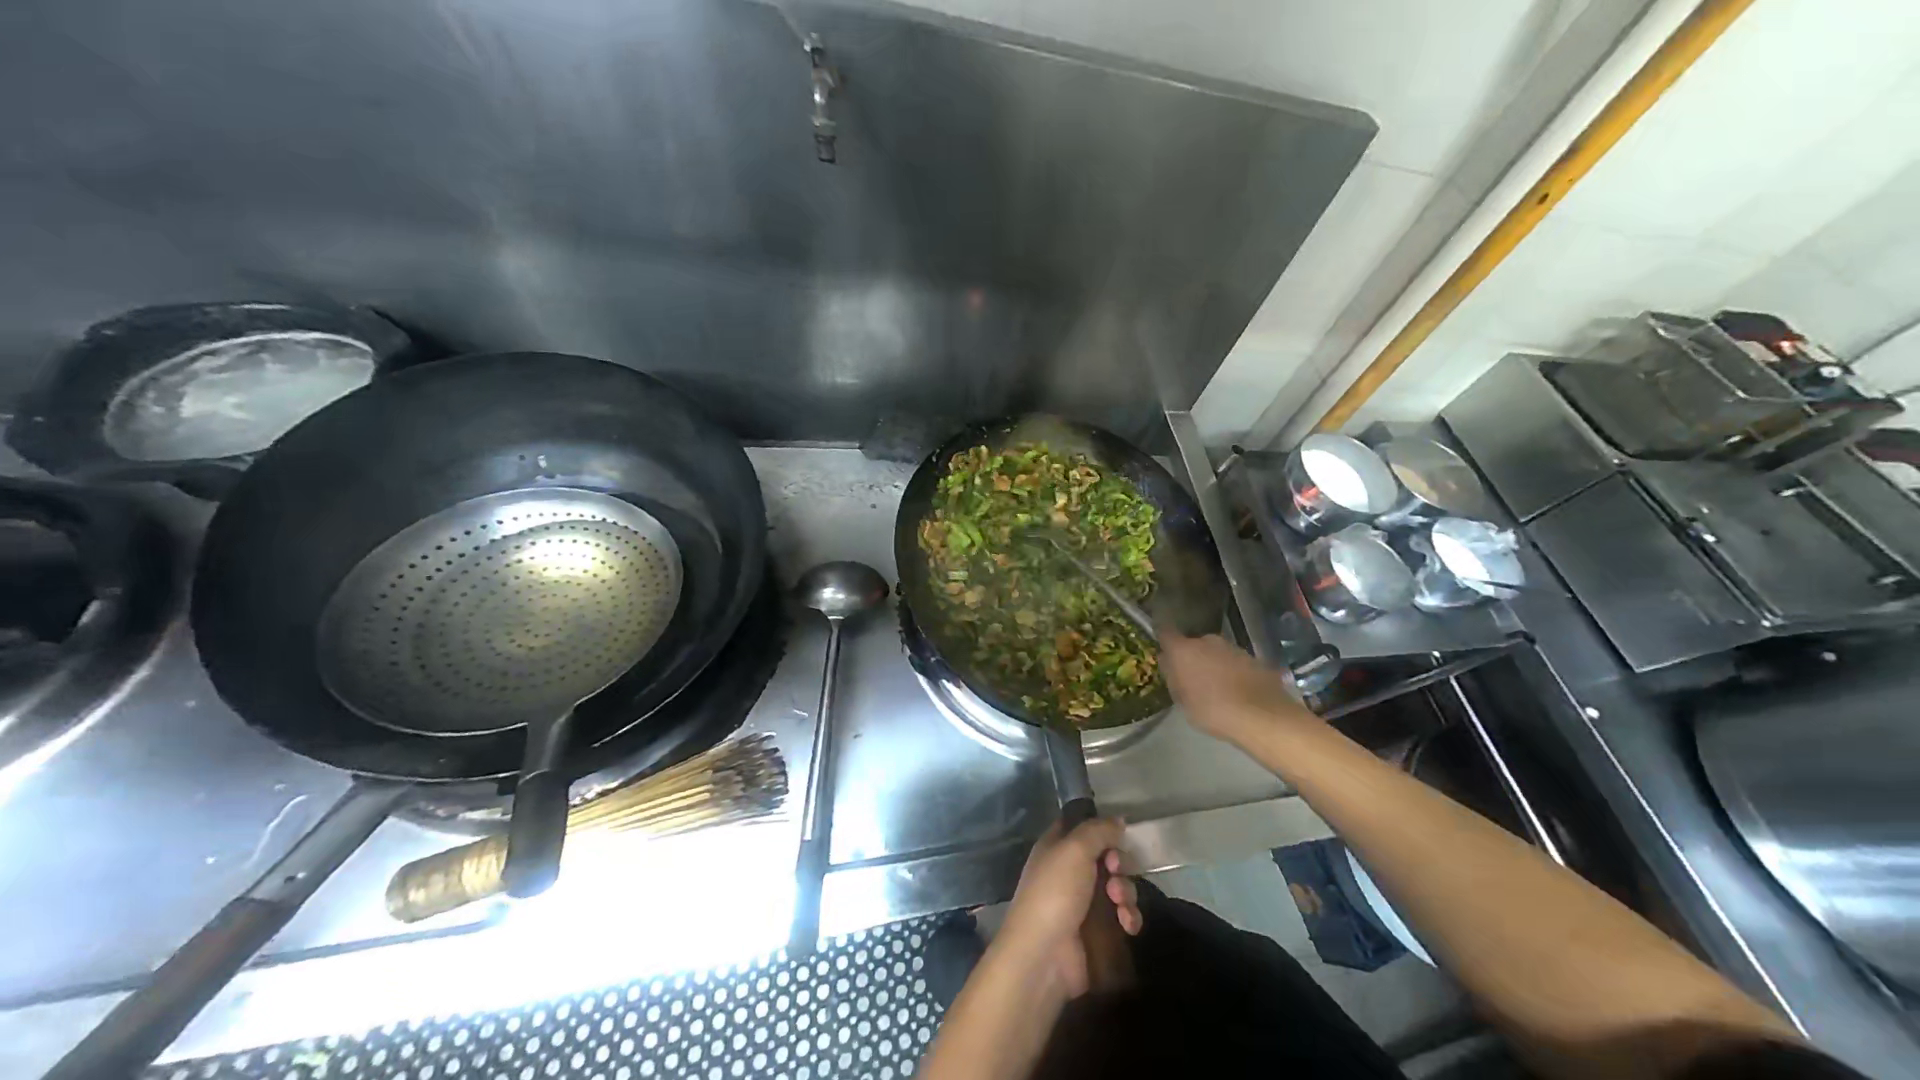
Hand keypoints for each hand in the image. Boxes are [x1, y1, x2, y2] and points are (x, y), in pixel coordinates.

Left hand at [994, 817, 1141, 997]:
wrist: (1045, 955)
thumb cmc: (1055, 893)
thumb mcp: (1074, 850)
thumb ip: (1098, 831)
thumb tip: (1119, 821)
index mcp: (1057, 848)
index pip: (1082, 827)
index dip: (1101, 828)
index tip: (1117, 835)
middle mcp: (1070, 871)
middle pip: (1106, 857)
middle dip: (1119, 864)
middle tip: (1116, 871)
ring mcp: (1084, 902)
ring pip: (1118, 886)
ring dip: (1126, 893)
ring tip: (1119, 904)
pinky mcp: (1098, 931)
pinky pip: (1123, 916)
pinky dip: (1129, 917)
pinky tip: (1127, 925)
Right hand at [1162, 632, 1318, 743]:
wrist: (1263, 716)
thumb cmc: (1212, 710)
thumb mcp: (1182, 700)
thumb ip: (1173, 677)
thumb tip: (1168, 661)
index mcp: (1184, 649)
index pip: (1165, 632)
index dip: (1163, 638)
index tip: (1162, 647)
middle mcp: (1207, 641)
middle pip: (1193, 644)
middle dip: (1192, 657)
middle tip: (1192, 679)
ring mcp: (1233, 647)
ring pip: (1215, 652)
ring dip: (1213, 664)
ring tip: (1217, 688)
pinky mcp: (1253, 657)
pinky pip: (1234, 662)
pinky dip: (1232, 671)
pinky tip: (1236, 691)